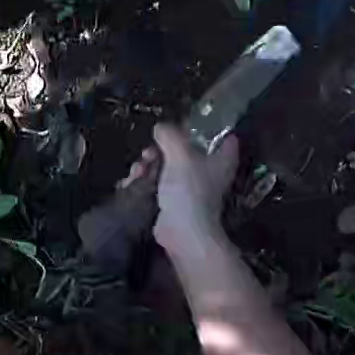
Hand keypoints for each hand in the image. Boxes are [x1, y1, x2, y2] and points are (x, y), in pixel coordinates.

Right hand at [151, 123, 238, 258]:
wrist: (183, 232)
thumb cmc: (189, 190)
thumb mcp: (181, 154)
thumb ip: (170, 135)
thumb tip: (160, 127)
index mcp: (221, 159)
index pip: (223, 136)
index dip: (206, 127)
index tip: (184, 122)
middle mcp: (209, 172)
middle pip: (185, 150)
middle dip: (162, 148)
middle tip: (149, 152)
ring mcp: (190, 188)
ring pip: (167, 166)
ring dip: (148, 165)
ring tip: (138, 170)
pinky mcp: (173, 202)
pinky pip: (157, 184)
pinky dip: (144, 182)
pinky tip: (131, 182)